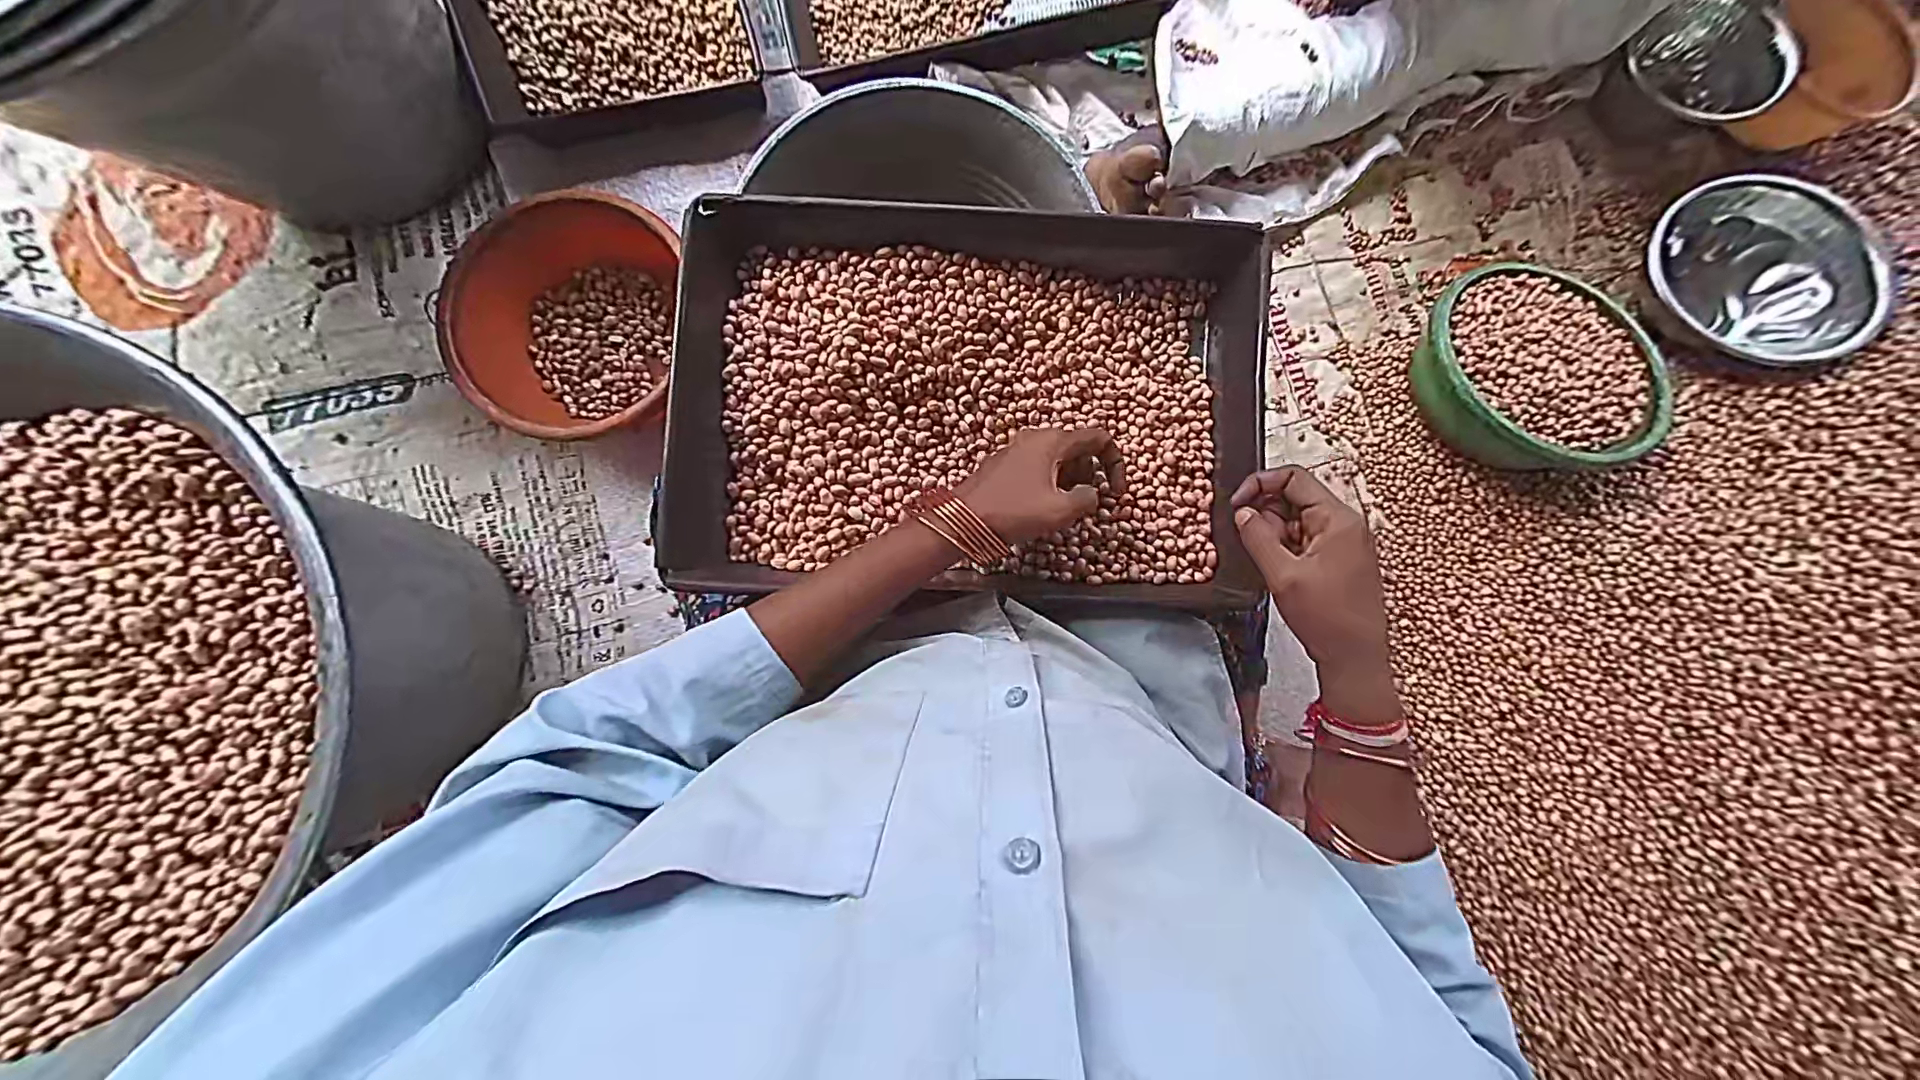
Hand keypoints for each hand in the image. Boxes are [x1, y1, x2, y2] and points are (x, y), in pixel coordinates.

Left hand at [957, 428, 1124, 545]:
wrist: (961, 521)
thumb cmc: (1011, 512)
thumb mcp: (1060, 511)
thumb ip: (1087, 499)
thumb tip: (1092, 494)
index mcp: (1051, 441)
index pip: (1098, 437)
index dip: (1115, 463)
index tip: (1116, 491)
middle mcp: (1034, 439)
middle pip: (1077, 449)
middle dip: (1090, 475)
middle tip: (1086, 503)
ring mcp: (1016, 452)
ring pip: (1057, 460)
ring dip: (1070, 482)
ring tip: (1063, 509)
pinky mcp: (1003, 467)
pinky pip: (1037, 469)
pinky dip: (1049, 484)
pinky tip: (1040, 508)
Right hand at [1231, 467, 1390, 685]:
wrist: (1355, 657)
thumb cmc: (1327, 617)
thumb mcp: (1283, 575)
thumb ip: (1258, 538)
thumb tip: (1242, 513)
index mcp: (1338, 519)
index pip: (1294, 479)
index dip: (1260, 485)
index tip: (1236, 504)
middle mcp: (1344, 524)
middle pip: (1293, 498)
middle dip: (1265, 515)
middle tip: (1251, 543)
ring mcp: (1341, 542)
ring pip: (1294, 521)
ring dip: (1273, 535)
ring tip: (1269, 565)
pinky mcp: (1335, 559)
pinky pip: (1302, 540)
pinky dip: (1283, 549)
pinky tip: (1277, 571)